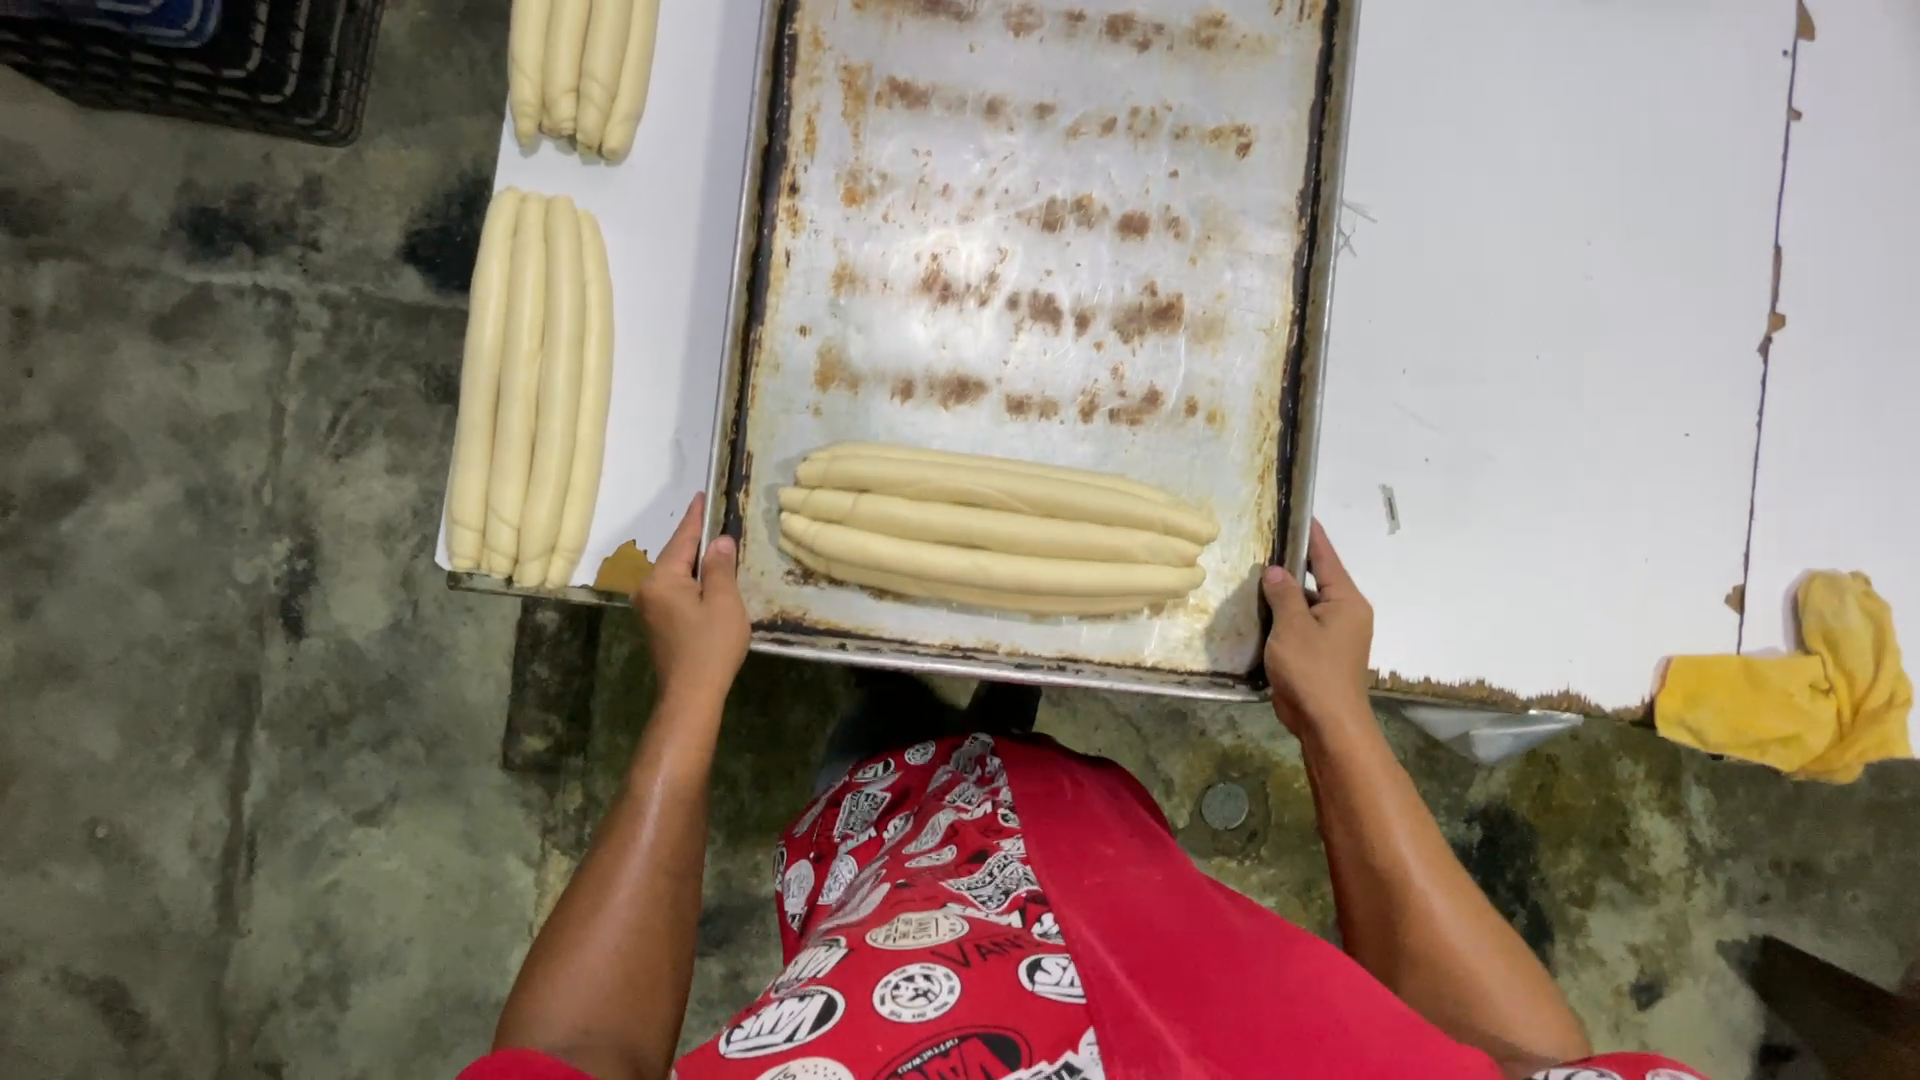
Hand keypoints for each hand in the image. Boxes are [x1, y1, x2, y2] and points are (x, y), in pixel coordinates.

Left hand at [633, 493, 749, 707]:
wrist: (691, 694)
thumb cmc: (710, 646)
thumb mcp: (723, 601)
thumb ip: (720, 567)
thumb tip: (719, 541)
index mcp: (662, 579)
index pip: (682, 540)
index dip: (695, 518)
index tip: (700, 496)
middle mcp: (648, 589)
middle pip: (675, 557)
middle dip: (695, 541)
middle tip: (714, 520)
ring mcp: (649, 609)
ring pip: (675, 576)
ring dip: (695, 563)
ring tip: (716, 548)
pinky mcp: (657, 624)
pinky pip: (674, 591)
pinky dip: (692, 582)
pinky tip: (707, 581)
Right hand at [1261, 520, 1374, 737]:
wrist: (1327, 723)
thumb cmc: (1313, 670)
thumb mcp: (1292, 626)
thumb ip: (1283, 593)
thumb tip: (1275, 571)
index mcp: (1347, 602)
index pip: (1328, 559)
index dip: (1313, 537)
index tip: (1303, 514)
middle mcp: (1346, 615)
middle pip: (1316, 582)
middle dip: (1290, 569)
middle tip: (1262, 548)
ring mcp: (1334, 637)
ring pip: (1305, 607)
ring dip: (1282, 598)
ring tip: (1252, 581)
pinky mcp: (1320, 655)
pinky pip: (1299, 627)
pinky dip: (1281, 620)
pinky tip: (1257, 616)